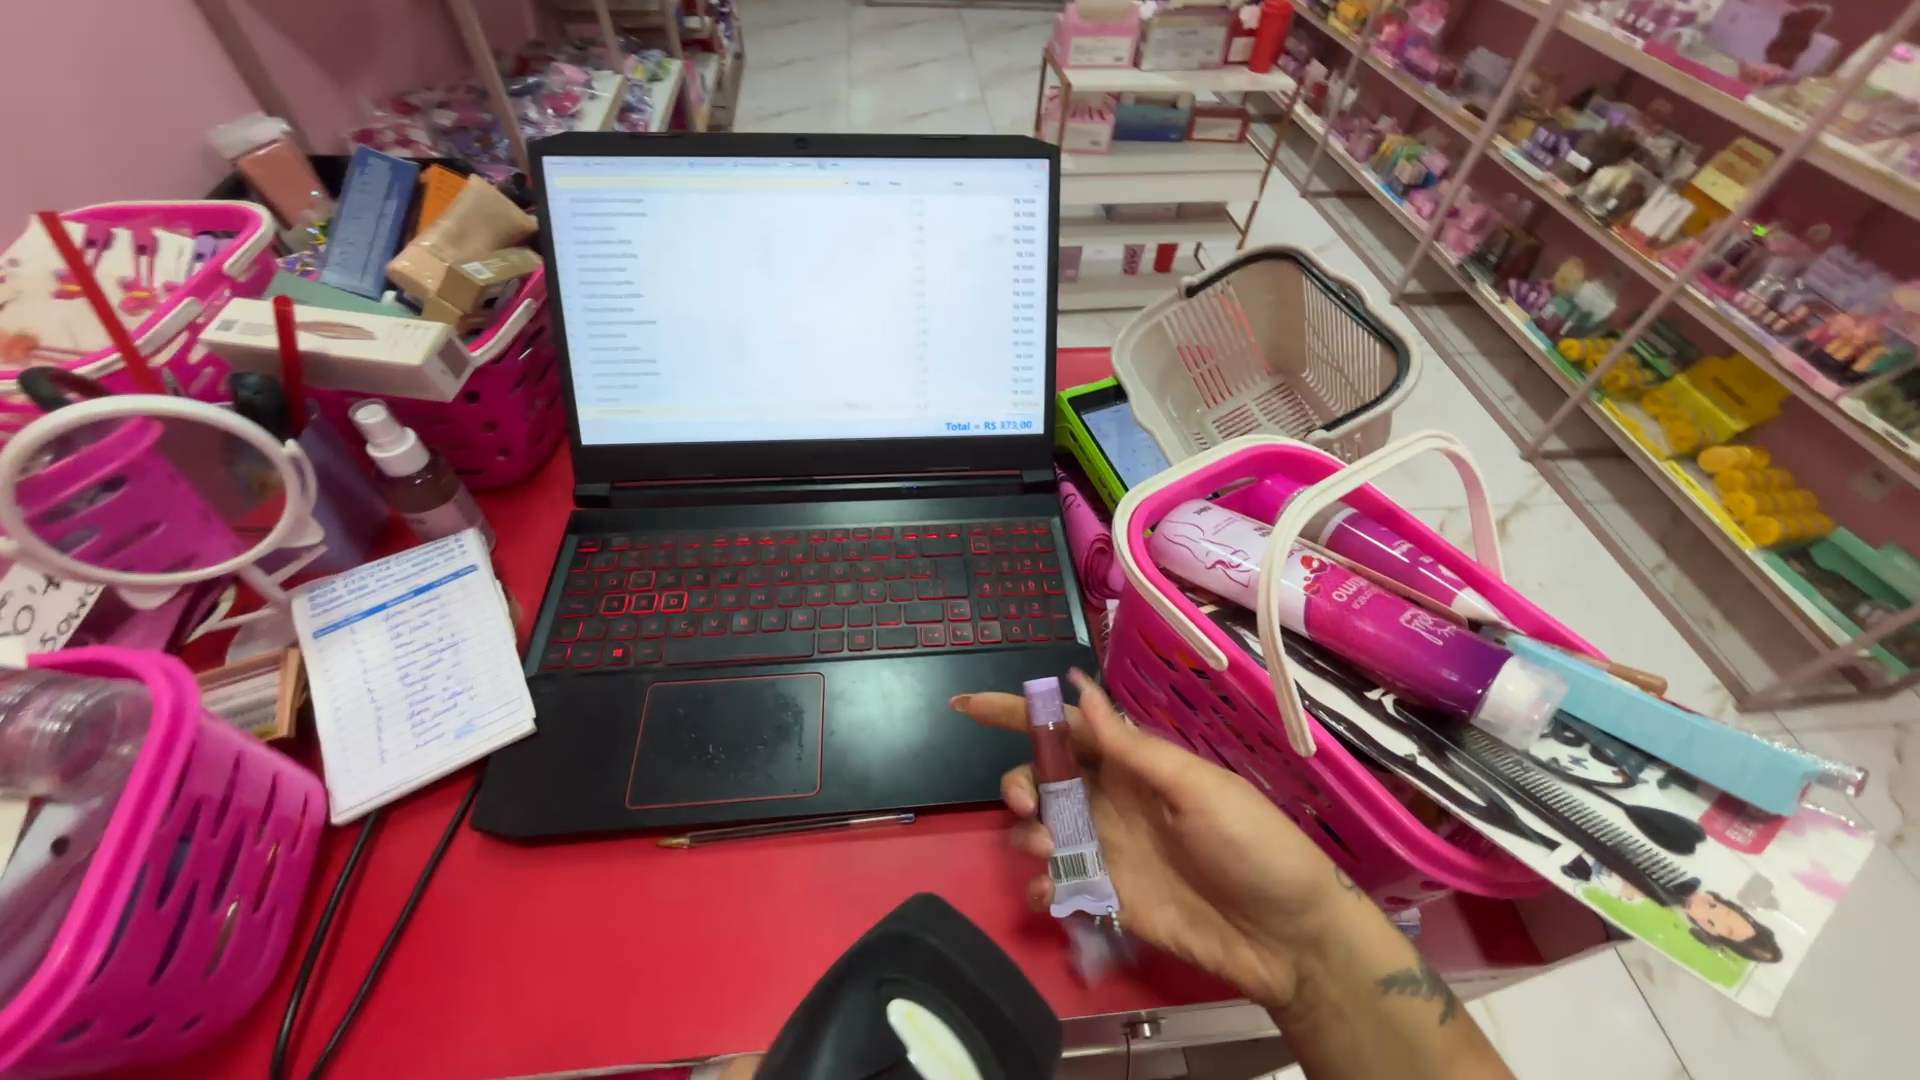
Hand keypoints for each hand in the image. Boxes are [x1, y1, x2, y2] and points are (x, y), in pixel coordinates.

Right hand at [955, 672, 1354, 1013]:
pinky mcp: (1106, 898)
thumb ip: (1134, 748)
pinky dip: (1041, 888)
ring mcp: (1105, 850)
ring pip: (1037, 829)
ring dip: (1029, 837)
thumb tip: (1083, 690)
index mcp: (1131, 764)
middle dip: (1019, 785)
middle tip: (1030, 807)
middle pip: (1039, 778)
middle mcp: (1109, 800)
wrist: (1285, 937)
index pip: (1064, 728)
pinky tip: (1054, 895)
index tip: (965, 703)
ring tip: (1056, 856)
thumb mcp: (1197, 788)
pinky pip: (1054, 886)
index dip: (1014, 712)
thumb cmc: (1251, 846)